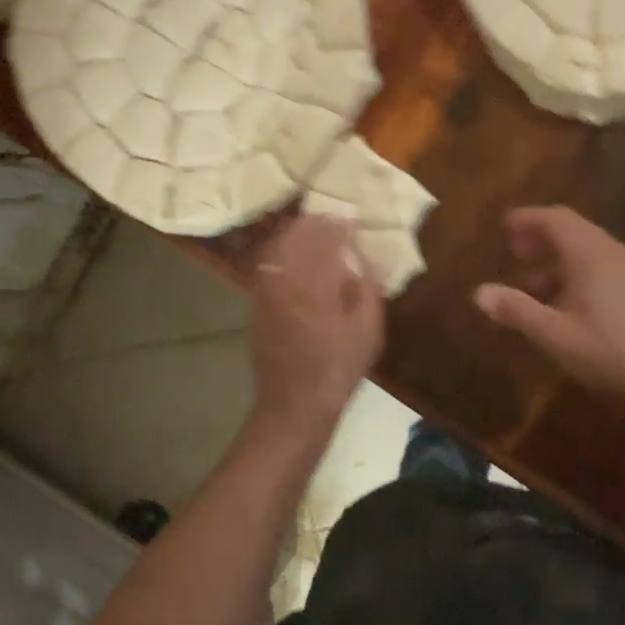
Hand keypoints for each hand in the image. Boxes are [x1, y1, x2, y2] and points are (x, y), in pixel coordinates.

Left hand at [250, 215, 382, 430]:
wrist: (294, 405)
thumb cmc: (338, 370)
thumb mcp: (368, 333)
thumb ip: (368, 290)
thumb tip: (367, 259)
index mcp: (317, 283)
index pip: (327, 238)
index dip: (341, 225)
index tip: (354, 220)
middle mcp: (286, 280)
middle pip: (296, 236)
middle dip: (315, 222)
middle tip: (332, 219)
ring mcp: (266, 292)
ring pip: (277, 248)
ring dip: (295, 234)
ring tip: (312, 231)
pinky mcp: (256, 305)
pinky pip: (267, 267)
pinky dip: (280, 254)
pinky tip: (293, 258)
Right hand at [474, 206, 624, 405]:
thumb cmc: (607, 349)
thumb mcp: (554, 333)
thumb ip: (516, 310)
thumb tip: (479, 293)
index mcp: (588, 252)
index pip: (554, 218)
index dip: (526, 219)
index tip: (503, 227)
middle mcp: (612, 251)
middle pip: (572, 231)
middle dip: (540, 239)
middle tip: (514, 253)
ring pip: (588, 253)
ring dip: (557, 263)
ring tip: (532, 287)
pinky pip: (602, 269)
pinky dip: (577, 275)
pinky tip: (567, 306)